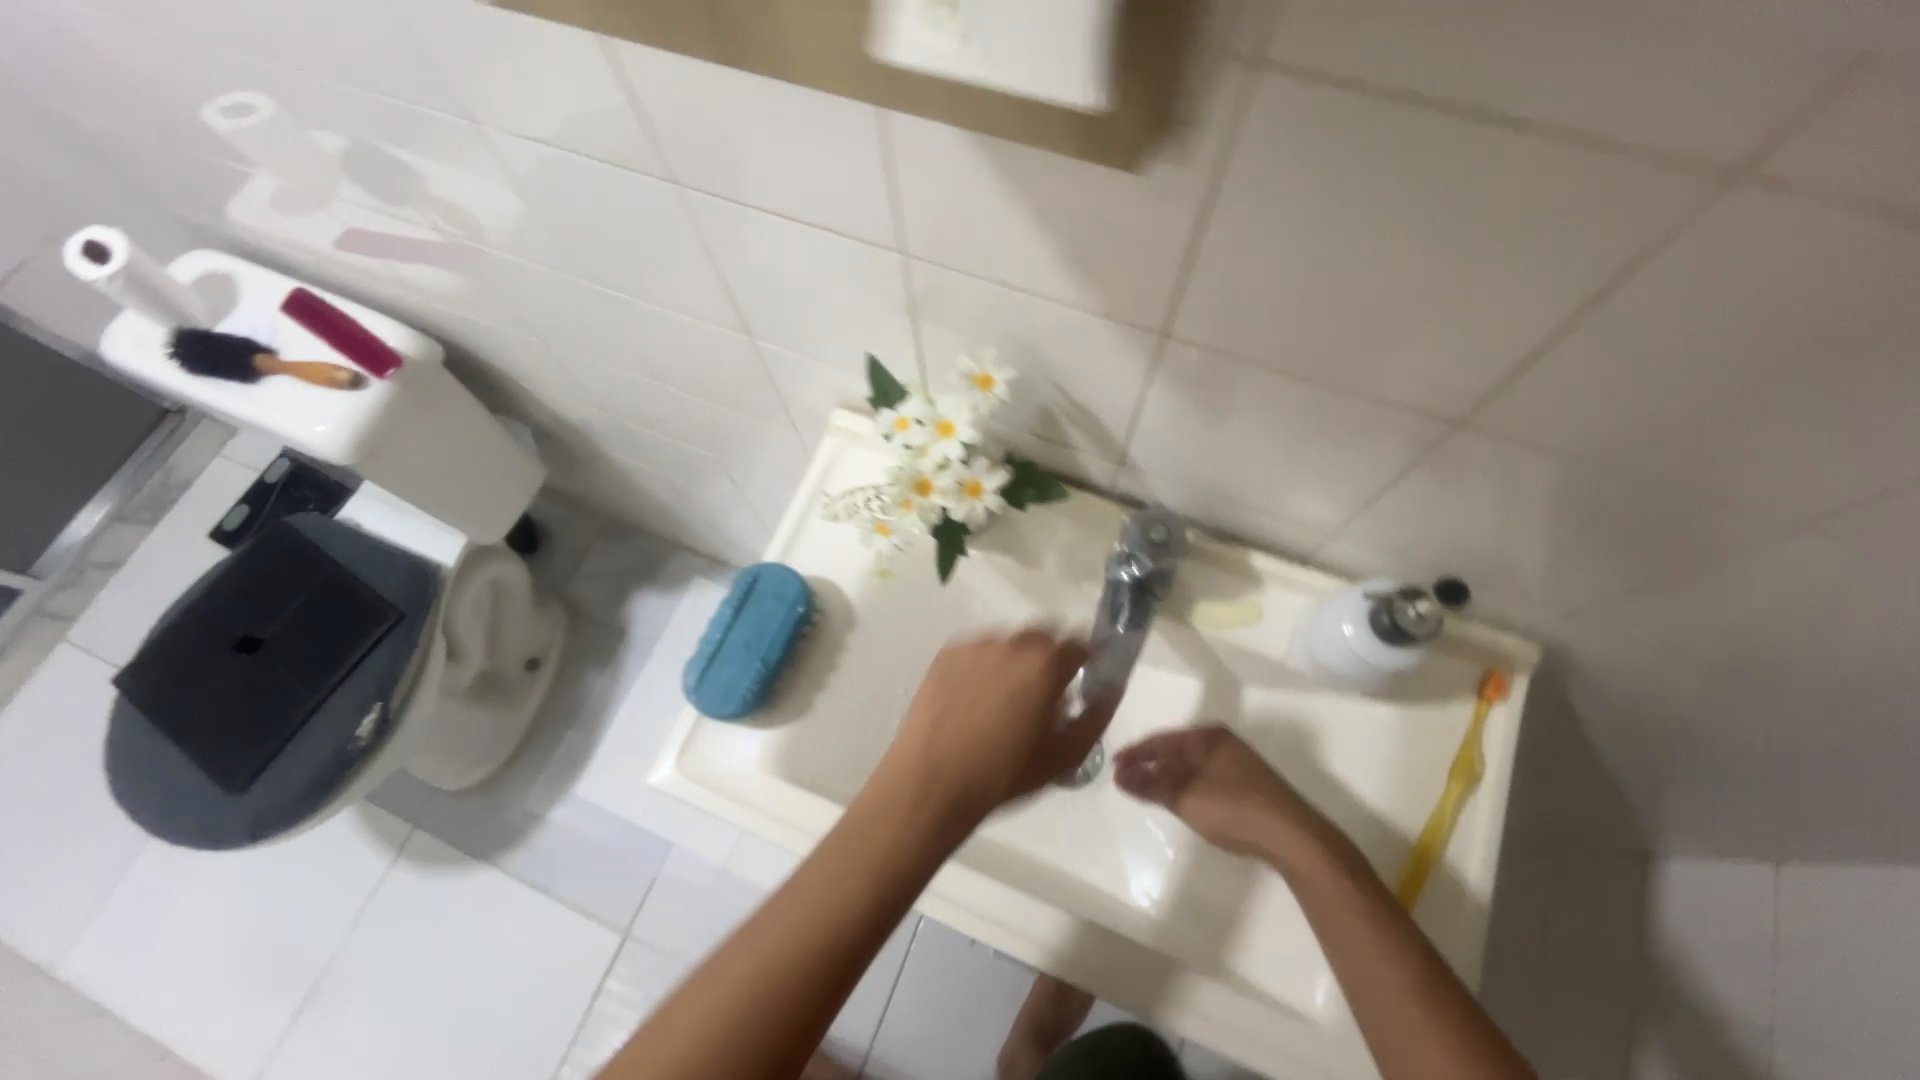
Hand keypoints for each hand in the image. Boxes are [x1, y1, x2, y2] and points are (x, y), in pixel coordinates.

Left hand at [879, 630, 1113, 820]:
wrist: (932, 781)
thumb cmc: (1004, 774)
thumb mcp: (1064, 756)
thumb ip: (1096, 717)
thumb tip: (1109, 689)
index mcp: (1046, 664)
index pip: (1079, 643)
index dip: (1087, 656)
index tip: (1087, 673)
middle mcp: (1012, 644)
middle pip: (1043, 637)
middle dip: (1050, 658)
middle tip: (1046, 692)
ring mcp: (975, 646)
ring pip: (1008, 644)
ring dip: (1016, 662)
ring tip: (1006, 701)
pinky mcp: (946, 655)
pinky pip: (978, 653)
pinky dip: (985, 668)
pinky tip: (976, 700)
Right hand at [1112, 725, 1326, 858]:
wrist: (1292, 836)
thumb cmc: (1233, 809)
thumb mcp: (1185, 797)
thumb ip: (1150, 785)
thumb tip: (1120, 775)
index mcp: (1208, 738)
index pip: (1161, 740)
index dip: (1136, 753)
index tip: (1114, 765)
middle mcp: (1223, 744)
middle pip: (1176, 751)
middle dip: (1150, 765)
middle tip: (1125, 779)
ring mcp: (1237, 765)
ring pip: (1191, 767)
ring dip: (1167, 778)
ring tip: (1146, 791)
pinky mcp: (1247, 786)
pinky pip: (1204, 779)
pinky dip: (1185, 787)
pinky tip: (1179, 801)